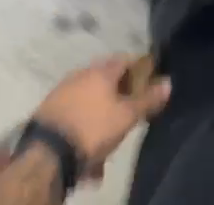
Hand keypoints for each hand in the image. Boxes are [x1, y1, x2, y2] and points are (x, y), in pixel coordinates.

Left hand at [0, 57, 170, 189]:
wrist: (45, 153)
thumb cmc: (92, 128)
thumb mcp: (126, 117)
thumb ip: (148, 99)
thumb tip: (168, 81)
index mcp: (101, 71)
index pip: (126, 59)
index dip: (140, 69)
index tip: (149, 84)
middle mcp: (80, 74)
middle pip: (107, 81)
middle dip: (119, 98)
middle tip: (129, 116)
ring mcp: (62, 91)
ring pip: (90, 102)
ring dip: (101, 118)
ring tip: (107, 143)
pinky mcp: (48, 111)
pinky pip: (74, 116)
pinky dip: (83, 128)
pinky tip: (86, 151)